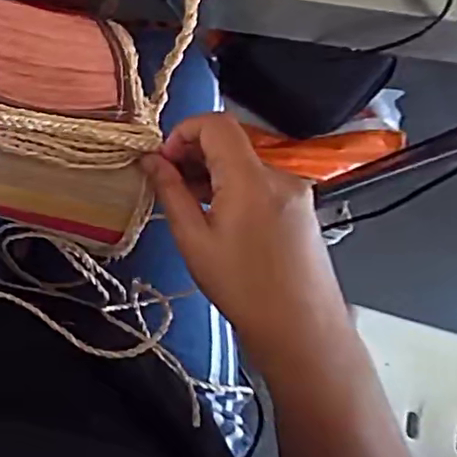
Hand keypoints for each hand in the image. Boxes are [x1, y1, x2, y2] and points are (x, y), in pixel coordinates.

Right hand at [141, 112, 343, 360]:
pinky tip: (217, 214)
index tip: (163, 160)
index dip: (182, 132)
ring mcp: (294, 191)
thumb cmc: (244, 289)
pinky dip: (232, 184)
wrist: (304, 332)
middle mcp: (279, 176)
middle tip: (168, 182)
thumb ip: (170, 191)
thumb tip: (151, 160)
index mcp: (251, 179)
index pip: (215, 124)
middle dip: (192, 153)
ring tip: (190, 203)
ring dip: (211, 170)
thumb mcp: (193, 239)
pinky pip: (259, 179)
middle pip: (229, 141)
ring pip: (243, 160)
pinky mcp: (300, 206)